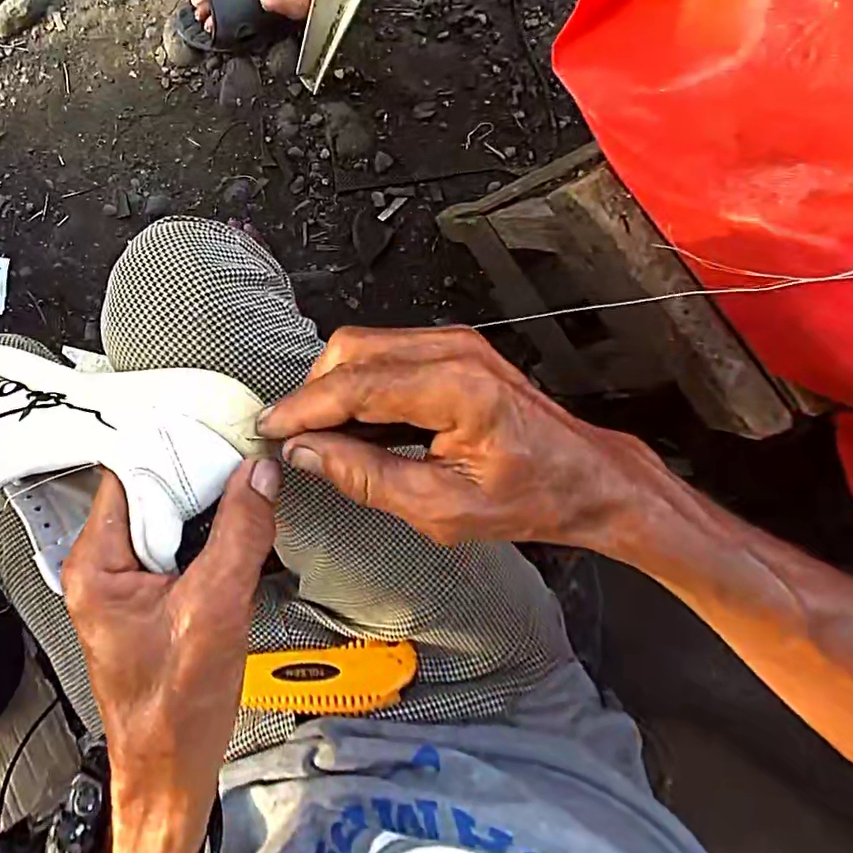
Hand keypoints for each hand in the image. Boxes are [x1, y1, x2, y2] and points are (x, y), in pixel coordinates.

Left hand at [61, 458, 280, 852]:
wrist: (172, 770)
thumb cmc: (170, 715)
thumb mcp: (214, 612)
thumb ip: (238, 535)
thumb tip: (258, 480)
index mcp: (96, 564)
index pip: (128, 474)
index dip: (172, 448)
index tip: (211, 431)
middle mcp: (105, 564)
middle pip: (152, 489)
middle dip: (199, 476)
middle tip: (240, 461)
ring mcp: (129, 577)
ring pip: (171, 514)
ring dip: (209, 505)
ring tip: (245, 491)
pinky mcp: (155, 589)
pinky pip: (182, 540)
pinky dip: (212, 531)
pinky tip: (238, 529)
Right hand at [256, 326, 671, 550]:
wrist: (582, 476)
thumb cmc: (531, 496)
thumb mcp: (440, 508)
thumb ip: (364, 476)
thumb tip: (307, 453)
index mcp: (457, 388)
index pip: (354, 385)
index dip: (302, 408)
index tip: (269, 429)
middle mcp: (452, 352)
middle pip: (349, 351)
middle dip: (311, 394)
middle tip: (294, 438)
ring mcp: (451, 344)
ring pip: (359, 347)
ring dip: (329, 388)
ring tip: (323, 435)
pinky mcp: (448, 350)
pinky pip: (380, 353)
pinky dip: (353, 384)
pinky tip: (353, 421)